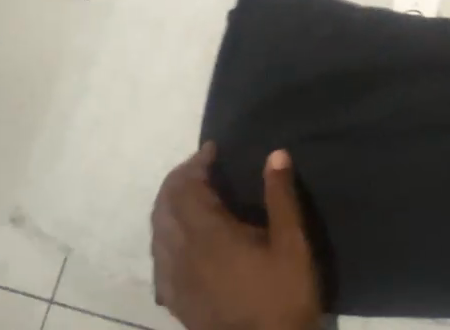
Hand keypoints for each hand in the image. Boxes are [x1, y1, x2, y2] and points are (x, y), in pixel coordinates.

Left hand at [152, 143, 321, 329]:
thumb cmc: (284, 294)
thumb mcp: (292, 242)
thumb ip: (281, 196)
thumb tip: (276, 154)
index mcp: (210, 236)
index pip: (187, 189)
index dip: (196, 164)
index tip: (214, 149)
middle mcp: (182, 255)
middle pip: (165, 207)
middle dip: (179, 179)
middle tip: (203, 165)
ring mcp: (174, 281)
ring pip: (157, 231)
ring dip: (169, 205)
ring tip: (193, 192)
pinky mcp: (175, 300)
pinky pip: (158, 257)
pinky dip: (165, 233)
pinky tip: (183, 237)